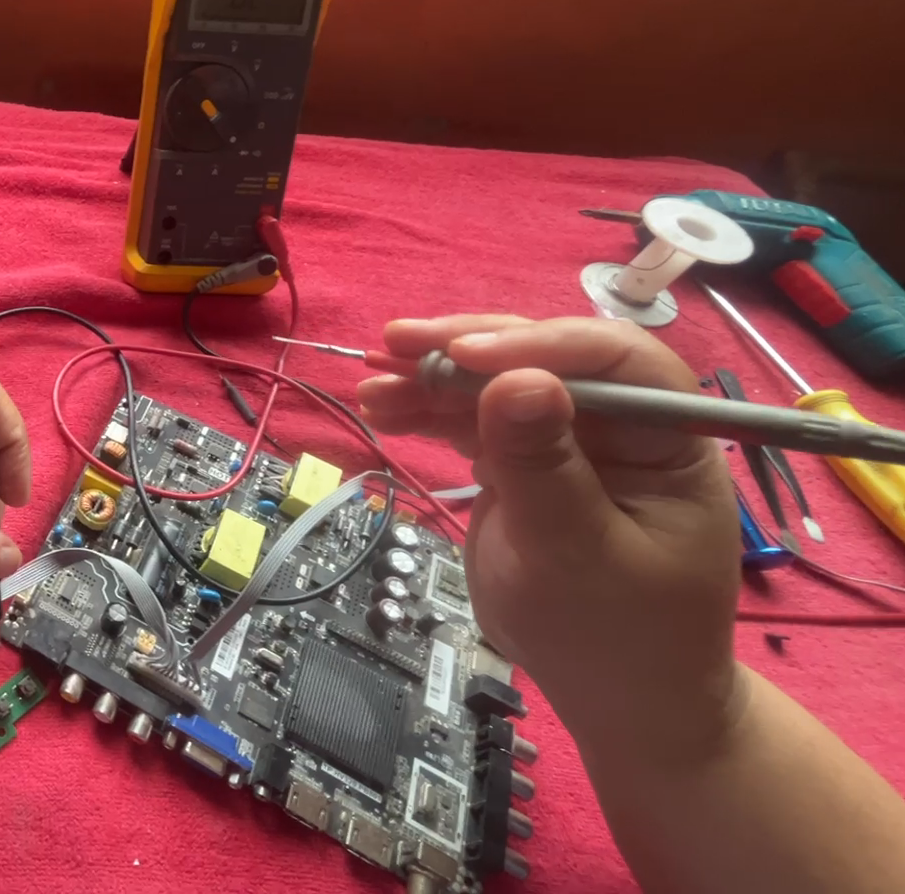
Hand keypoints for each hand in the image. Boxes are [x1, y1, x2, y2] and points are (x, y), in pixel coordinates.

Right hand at [358, 316, 741, 758]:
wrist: (606, 689)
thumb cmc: (611, 631)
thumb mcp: (574, 551)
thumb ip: (543, 465)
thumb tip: (517, 380)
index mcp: (665, 440)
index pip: (613, 360)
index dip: (534, 344)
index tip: (457, 355)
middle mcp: (615, 426)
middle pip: (539, 359)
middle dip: (462, 350)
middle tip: (390, 345)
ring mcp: (563, 441)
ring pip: (490, 386)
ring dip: (426, 381)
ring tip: (369, 389)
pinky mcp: (518, 462)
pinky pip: (467, 420)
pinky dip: (422, 412)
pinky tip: (382, 410)